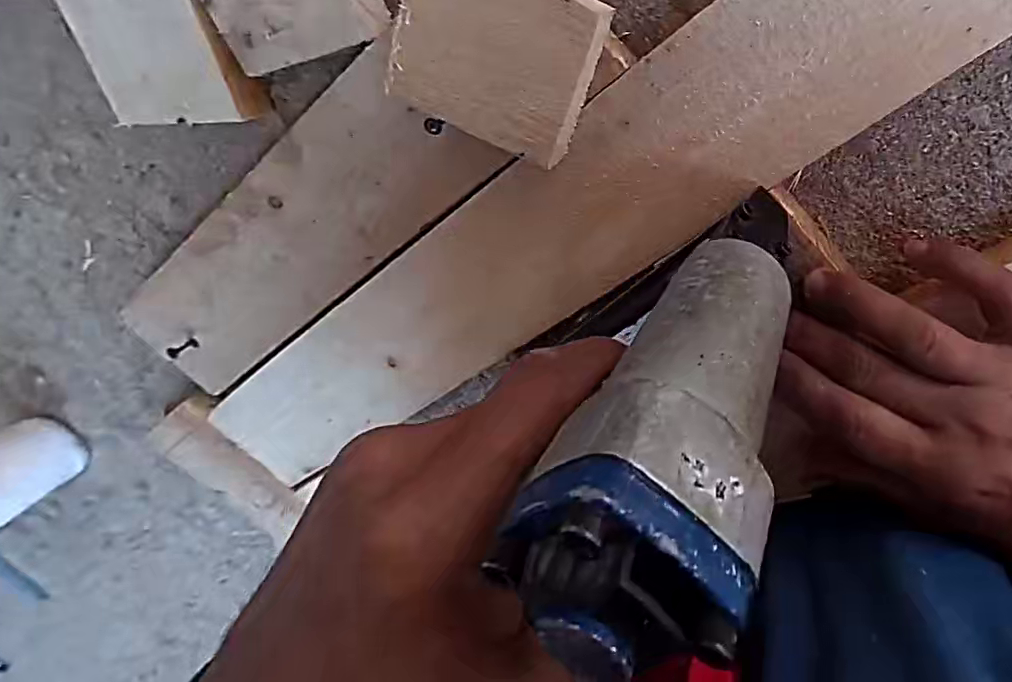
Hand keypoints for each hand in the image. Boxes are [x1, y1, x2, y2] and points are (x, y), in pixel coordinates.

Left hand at [204, 339, 624, 681]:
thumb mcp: (516, 670)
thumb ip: (593, 603)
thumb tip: (657, 562)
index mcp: (422, 523)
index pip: (532, 393)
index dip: (596, 363)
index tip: (641, 360)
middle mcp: (386, 471)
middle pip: (517, 399)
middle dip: (578, 408)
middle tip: (625, 438)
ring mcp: (363, 463)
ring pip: (488, 414)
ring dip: (535, 433)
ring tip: (567, 480)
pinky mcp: (354, 468)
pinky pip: (453, 434)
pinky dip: (494, 450)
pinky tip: (505, 499)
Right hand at [777, 239, 1011, 555]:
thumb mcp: (947, 514)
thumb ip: (878, 477)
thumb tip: (812, 447)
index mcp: (937, 465)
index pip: (854, 421)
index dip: (806, 386)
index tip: (772, 357)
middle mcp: (961, 415)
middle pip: (874, 372)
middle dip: (818, 340)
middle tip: (780, 311)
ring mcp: (1000, 372)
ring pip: (919, 332)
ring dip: (863, 304)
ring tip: (819, 280)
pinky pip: (997, 293)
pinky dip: (956, 263)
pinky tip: (911, 245)